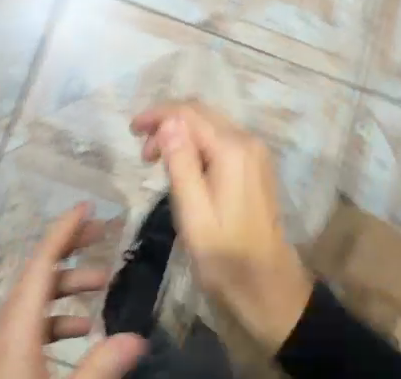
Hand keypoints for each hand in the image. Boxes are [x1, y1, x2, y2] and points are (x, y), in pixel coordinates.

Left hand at [0, 204, 148, 378]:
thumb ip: (100, 367)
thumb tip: (137, 337)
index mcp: (17, 326)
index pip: (42, 262)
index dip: (65, 230)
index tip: (88, 206)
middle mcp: (3, 327)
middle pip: (38, 274)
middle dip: (72, 252)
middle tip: (105, 237)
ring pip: (33, 301)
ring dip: (66, 288)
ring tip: (101, 288)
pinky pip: (26, 325)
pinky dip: (54, 318)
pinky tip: (79, 334)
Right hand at [130, 101, 314, 352]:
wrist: (269, 287)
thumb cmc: (226, 257)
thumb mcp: (194, 214)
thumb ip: (181, 165)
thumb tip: (168, 122)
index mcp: (232, 150)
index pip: (189, 113)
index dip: (158, 115)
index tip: (131, 130)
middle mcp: (247, 141)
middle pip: (201, 113)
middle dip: (167, 122)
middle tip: (142, 151)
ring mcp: (255, 152)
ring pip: (211, 124)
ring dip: (181, 133)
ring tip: (156, 161)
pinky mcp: (255, 165)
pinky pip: (221, 139)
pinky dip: (197, 143)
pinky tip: (182, 166)